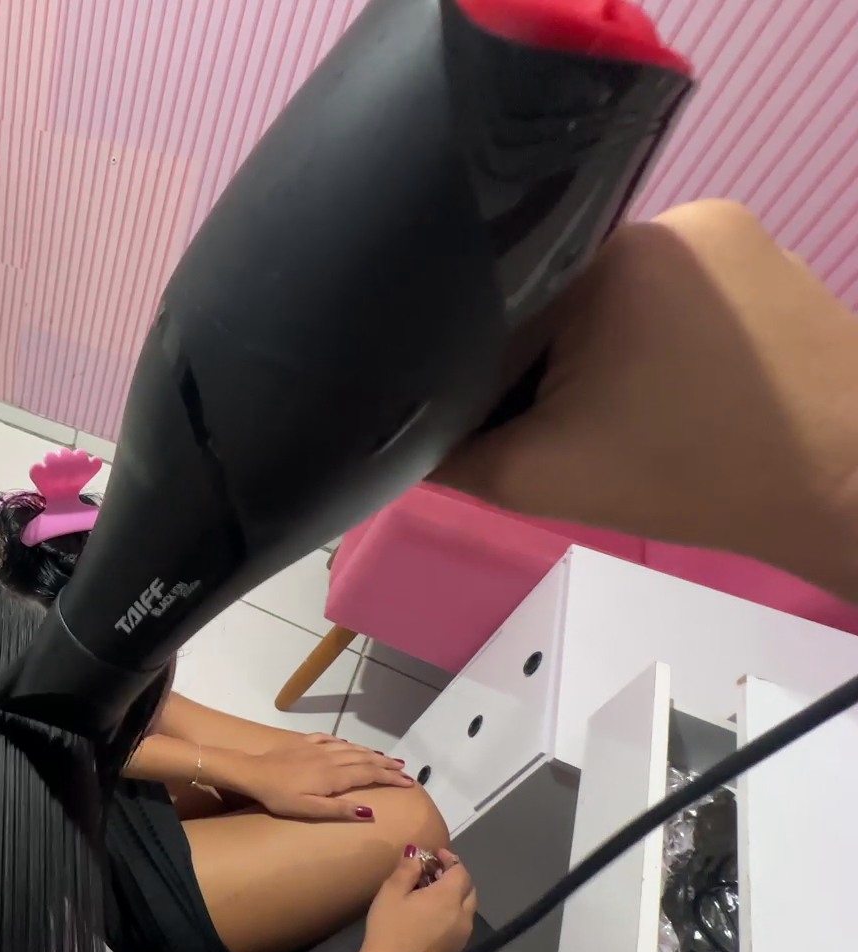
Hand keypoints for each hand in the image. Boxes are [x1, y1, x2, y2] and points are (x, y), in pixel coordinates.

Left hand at [228, 738, 411, 821]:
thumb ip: (339, 810)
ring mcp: (314, 748)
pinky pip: (327, 738)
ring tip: (384, 756)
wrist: (251, 772)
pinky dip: (342, 741)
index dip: (390, 777)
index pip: (369, 774)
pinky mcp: (300, 742)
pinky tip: (347, 742)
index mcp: (332, 776)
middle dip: (385, 763)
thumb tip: (371, 812)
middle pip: (363, 758)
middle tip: (404, 769)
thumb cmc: (278, 795)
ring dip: (368, 751)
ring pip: (348, 747)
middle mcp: (328, 758)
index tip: (408, 782)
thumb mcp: (308, 809)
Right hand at [357, 848, 477, 951]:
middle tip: (433, 867)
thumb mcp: (392, 891)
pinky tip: (431, 908)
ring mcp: (463, 933)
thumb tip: (416, 852)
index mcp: (448, 898)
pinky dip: (453, 906)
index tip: (435, 852)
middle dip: (455, 874)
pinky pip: (462, 919)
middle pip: (469, 889)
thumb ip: (407, 869)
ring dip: (455, 891)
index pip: (461, 872)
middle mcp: (463, 915)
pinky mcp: (457, 946)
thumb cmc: (390, 925)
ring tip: (430, 886)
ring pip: (468, 905)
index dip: (451, 859)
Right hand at [433, 199, 857, 602]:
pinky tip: (621, 382)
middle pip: (530, 290)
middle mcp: (667, 219)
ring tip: (566, 400)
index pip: (484, 294)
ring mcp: (717, 232)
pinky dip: (608, 334)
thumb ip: (433, 455)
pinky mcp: (748, 258)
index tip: (447, 401)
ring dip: (558, 344)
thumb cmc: (686, 476)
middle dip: (509, 352)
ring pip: (579, 291)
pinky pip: (634, 290)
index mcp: (609, 258)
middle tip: (508, 412)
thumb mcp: (521, 476)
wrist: (854, 492)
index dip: (453, 351)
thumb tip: (380, 441)